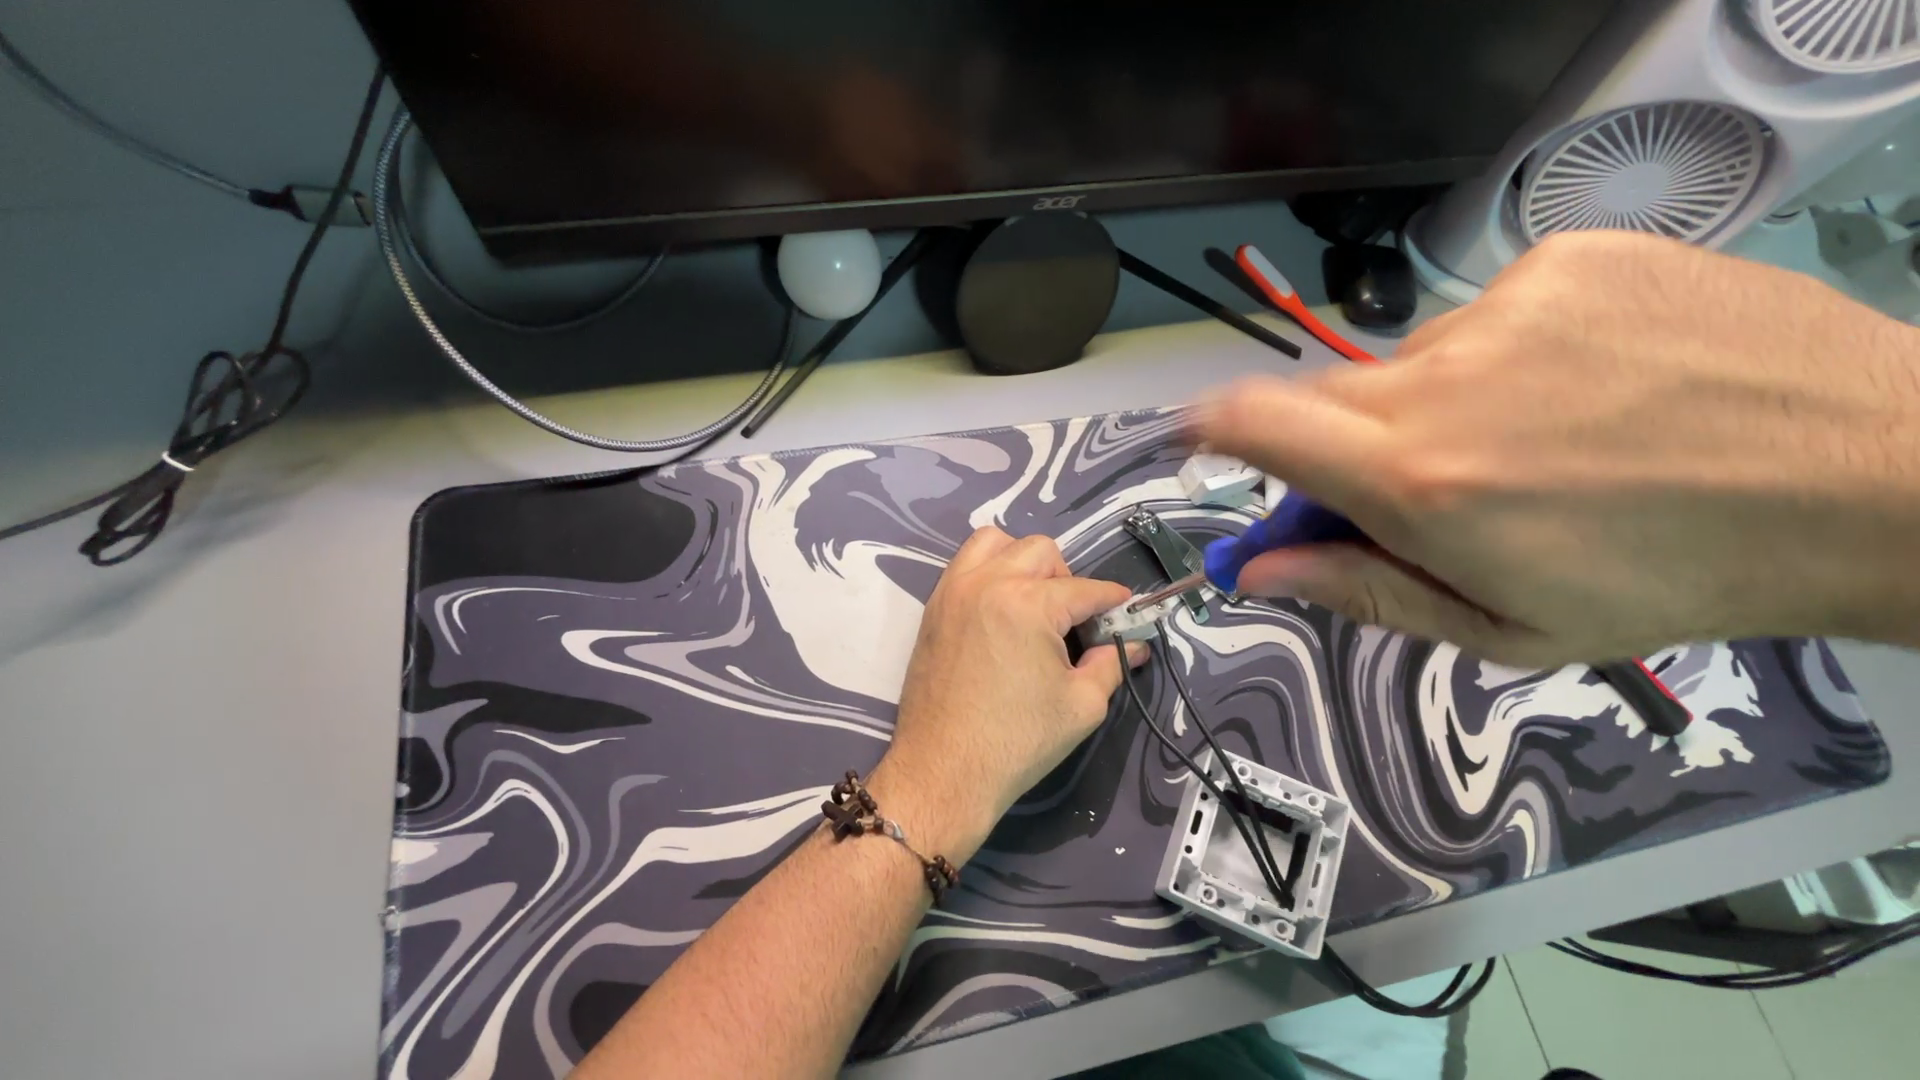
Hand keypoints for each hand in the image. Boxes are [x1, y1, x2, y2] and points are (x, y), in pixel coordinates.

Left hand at [872, 528, 1145, 863]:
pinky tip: (1002, 611)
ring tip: (1033, 604)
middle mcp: (987, 583)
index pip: (1085, 589)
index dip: (1113, 602)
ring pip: (994, 543)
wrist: (944, 770)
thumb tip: (1133, 644)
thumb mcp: (1082, 705)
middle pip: (1040, 551)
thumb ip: (1111, 663)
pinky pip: (965, 566)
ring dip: (1022, 562)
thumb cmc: (1017, 741)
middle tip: (1073, 620)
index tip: (1126, 613)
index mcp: (1028, 604)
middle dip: (1067, 578)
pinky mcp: (934, 609)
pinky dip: (989, 572)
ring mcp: (953, 592)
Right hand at [1198, 231, 1919, 665]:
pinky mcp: (1569, 259)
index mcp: (1415, 479)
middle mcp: (1442, 380)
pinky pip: (1487, 313)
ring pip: (1411, 360)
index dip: (1205, 427)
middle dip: (1344, 442)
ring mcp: (1508, 306)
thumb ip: (1360, 590)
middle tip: (1416, 482)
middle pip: (1325, 395)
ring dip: (1436, 402)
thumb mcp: (1500, 626)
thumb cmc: (1675, 577)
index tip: (1197, 437)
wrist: (1877, 474)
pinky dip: (1507, 354)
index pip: (1252, 423)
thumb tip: (1258, 572)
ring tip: (1535, 437)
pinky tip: (1581, 386)